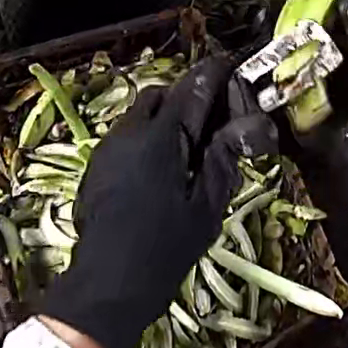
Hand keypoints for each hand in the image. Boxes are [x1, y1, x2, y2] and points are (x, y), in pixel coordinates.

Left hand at [40, 56, 275, 347]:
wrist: (107, 283)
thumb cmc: (166, 248)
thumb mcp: (207, 205)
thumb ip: (225, 156)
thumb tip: (250, 121)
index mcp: (163, 139)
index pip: (194, 89)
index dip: (215, 73)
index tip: (232, 64)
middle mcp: (131, 132)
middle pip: (165, 93)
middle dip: (190, 95)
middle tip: (215, 117)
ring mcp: (109, 146)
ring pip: (142, 111)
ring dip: (168, 114)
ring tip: (191, 143)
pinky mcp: (97, 162)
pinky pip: (127, 132)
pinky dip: (149, 133)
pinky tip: (163, 164)